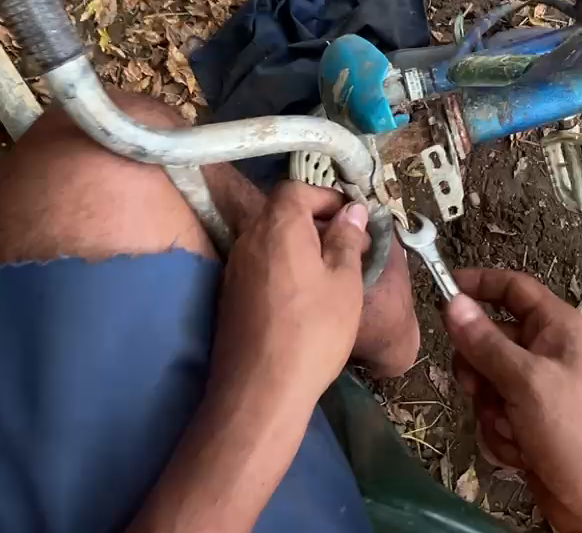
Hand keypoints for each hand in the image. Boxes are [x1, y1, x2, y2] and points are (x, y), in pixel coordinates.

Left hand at [210, 182, 370, 416]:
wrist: (260, 392)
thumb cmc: (313, 331)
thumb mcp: (345, 282)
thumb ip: (347, 239)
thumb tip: (352, 211)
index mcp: (280, 226)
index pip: (297, 188)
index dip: (325, 196)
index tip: (351, 217)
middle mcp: (250, 238)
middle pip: (281, 211)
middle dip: (315, 220)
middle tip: (345, 244)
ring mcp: (235, 267)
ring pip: (270, 238)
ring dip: (298, 244)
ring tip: (329, 270)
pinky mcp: (228, 295)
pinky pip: (260, 263)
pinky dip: (282, 265)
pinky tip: (302, 295)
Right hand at [443, 269, 581, 532]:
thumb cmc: (579, 431)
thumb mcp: (528, 380)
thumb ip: (486, 342)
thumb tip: (452, 302)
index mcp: (556, 326)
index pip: (512, 288)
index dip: (478, 284)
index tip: (442, 289)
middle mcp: (545, 352)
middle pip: (490, 338)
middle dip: (479, 368)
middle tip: (478, 386)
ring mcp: (536, 391)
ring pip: (486, 382)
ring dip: (491, 410)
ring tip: (513, 429)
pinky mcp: (528, 425)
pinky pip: (494, 416)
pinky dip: (500, 435)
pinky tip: (520, 453)